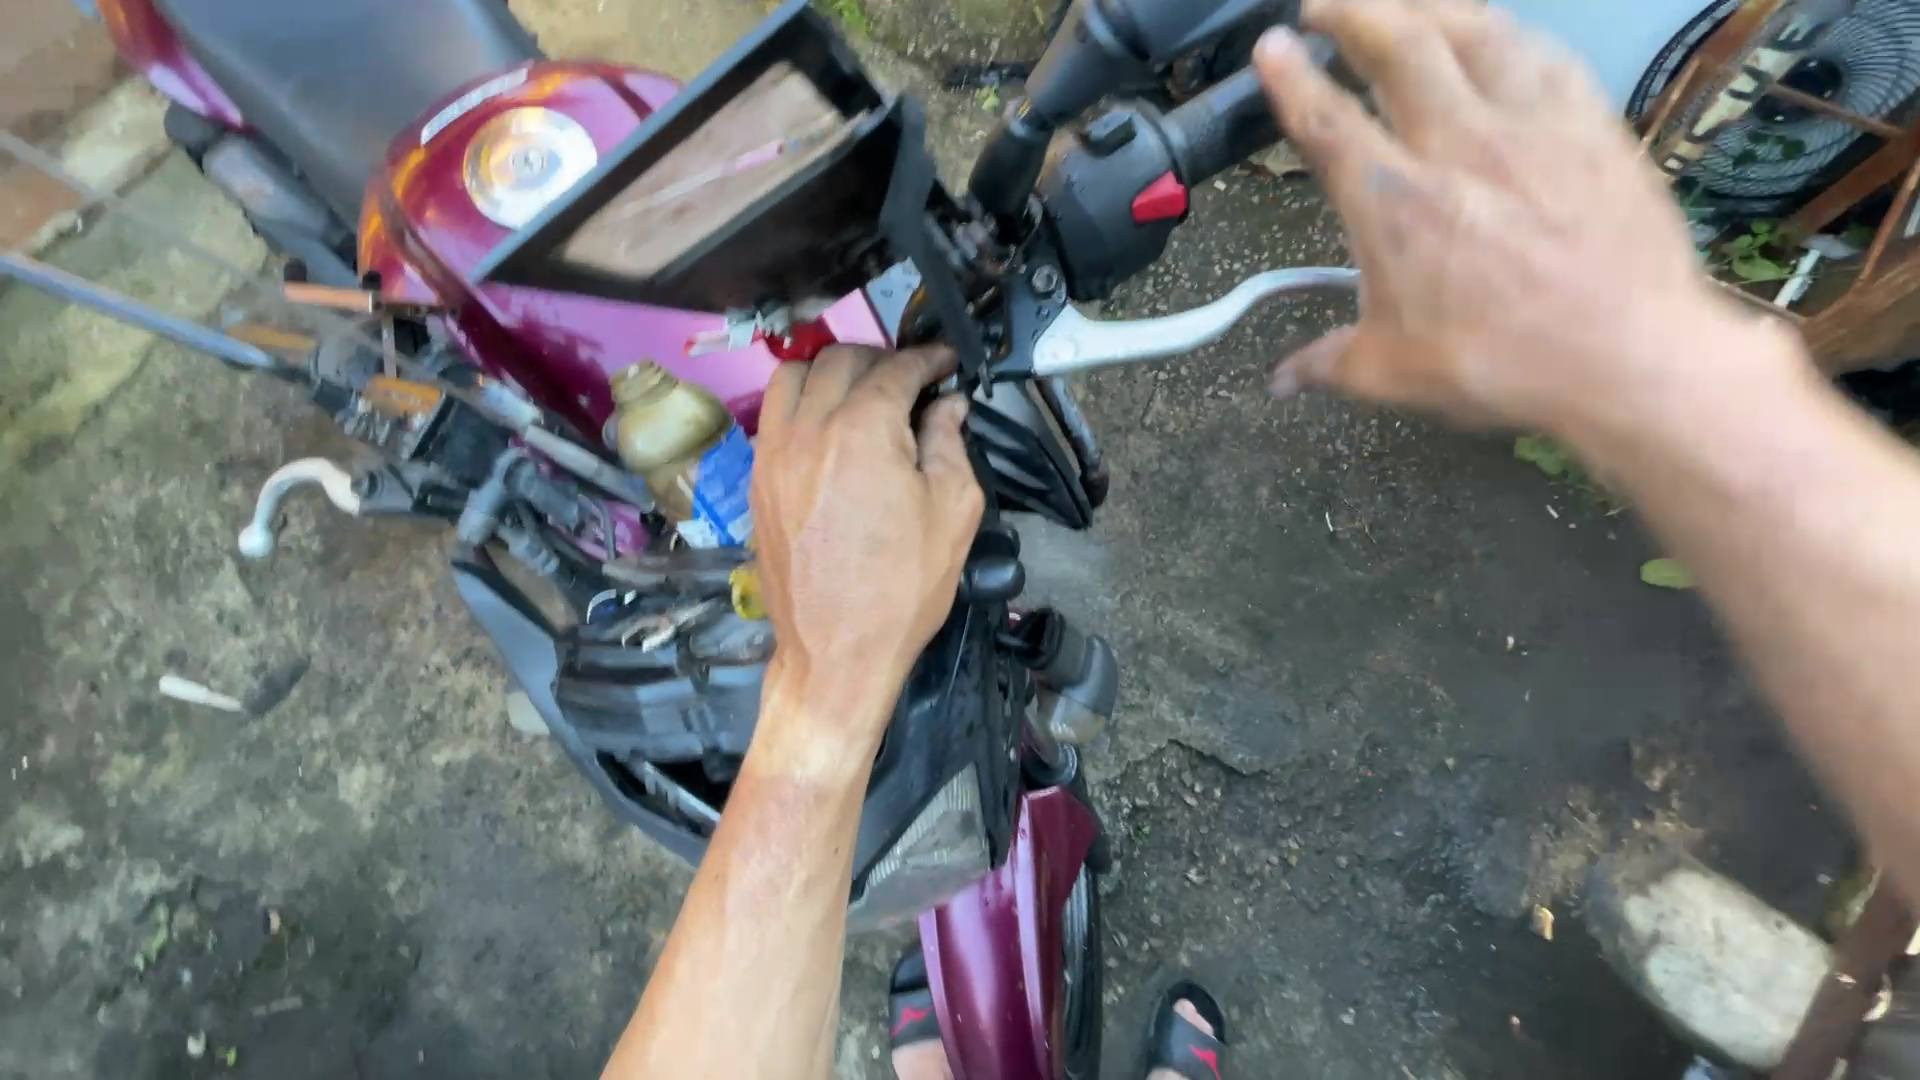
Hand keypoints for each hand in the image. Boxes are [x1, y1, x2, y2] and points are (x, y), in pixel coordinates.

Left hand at [750, 346, 984, 741]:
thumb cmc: (903, 588)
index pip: (895, 369)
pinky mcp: (757, 479)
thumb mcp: (953, 511)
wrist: (835, 652)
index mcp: (862, 431)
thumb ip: (950, 443)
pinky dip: (802, 402)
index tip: (945, 362)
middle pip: (840, 360)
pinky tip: (827, 428)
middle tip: (911, 379)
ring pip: (793, 375)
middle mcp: (808, 428)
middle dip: (881, 358)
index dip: (927, 359)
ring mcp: (773, 453)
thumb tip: (947, 405)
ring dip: (831, 370)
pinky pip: (774, 414)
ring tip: (861, 393)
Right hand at [1252, 0, 1795, 433]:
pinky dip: (1505, 32)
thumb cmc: (1492, 363)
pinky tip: (1493, 33)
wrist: (1624, 355)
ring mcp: (1532, 126)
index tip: (1269, 47)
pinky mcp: (1591, 126)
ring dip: (1427, 4)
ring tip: (1399, 2)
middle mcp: (1458, 146)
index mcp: (1394, 206)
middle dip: (1353, 11)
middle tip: (1322, 5)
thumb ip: (1324, 363)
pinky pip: (1542, 53)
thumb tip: (1281, 381)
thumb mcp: (1385, 372)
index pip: (1329, 124)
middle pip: (1401, 46)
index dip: (1291, 80)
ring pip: (1476, 29)